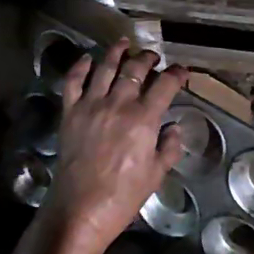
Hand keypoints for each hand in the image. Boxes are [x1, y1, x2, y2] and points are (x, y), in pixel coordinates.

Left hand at [49, 39, 188, 253]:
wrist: (80, 209)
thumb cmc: (123, 196)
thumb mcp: (156, 175)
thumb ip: (168, 148)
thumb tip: (173, 128)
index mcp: (144, 119)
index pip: (165, 85)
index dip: (177, 74)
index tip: (182, 71)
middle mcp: (118, 104)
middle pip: (135, 69)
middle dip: (148, 58)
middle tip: (153, 57)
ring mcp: (91, 105)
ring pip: (105, 67)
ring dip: (116, 52)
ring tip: (124, 43)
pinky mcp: (70, 113)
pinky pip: (73, 82)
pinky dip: (80, 67)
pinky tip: (87, 59)